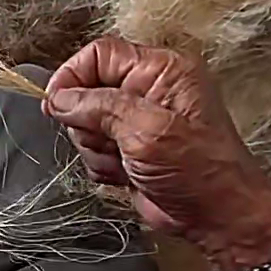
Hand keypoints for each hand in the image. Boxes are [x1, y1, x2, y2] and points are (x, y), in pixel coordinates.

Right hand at [42, 37, 270, 270]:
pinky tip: (124, 173)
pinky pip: (91, 149)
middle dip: (86, 123)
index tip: (56, 104)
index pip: (99, 54)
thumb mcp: (147, 131)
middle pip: (85, 91)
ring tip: (123, 161)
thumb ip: (99, 107)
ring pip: (83, 124)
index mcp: (161, 70)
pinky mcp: (126, 147)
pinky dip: (100, 165)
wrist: (215, 216)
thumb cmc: (199, 170)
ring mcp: (135, 120)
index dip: (72, 76)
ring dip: (94, 148)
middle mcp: (147, 90)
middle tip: (110, 141)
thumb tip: (58, 97)